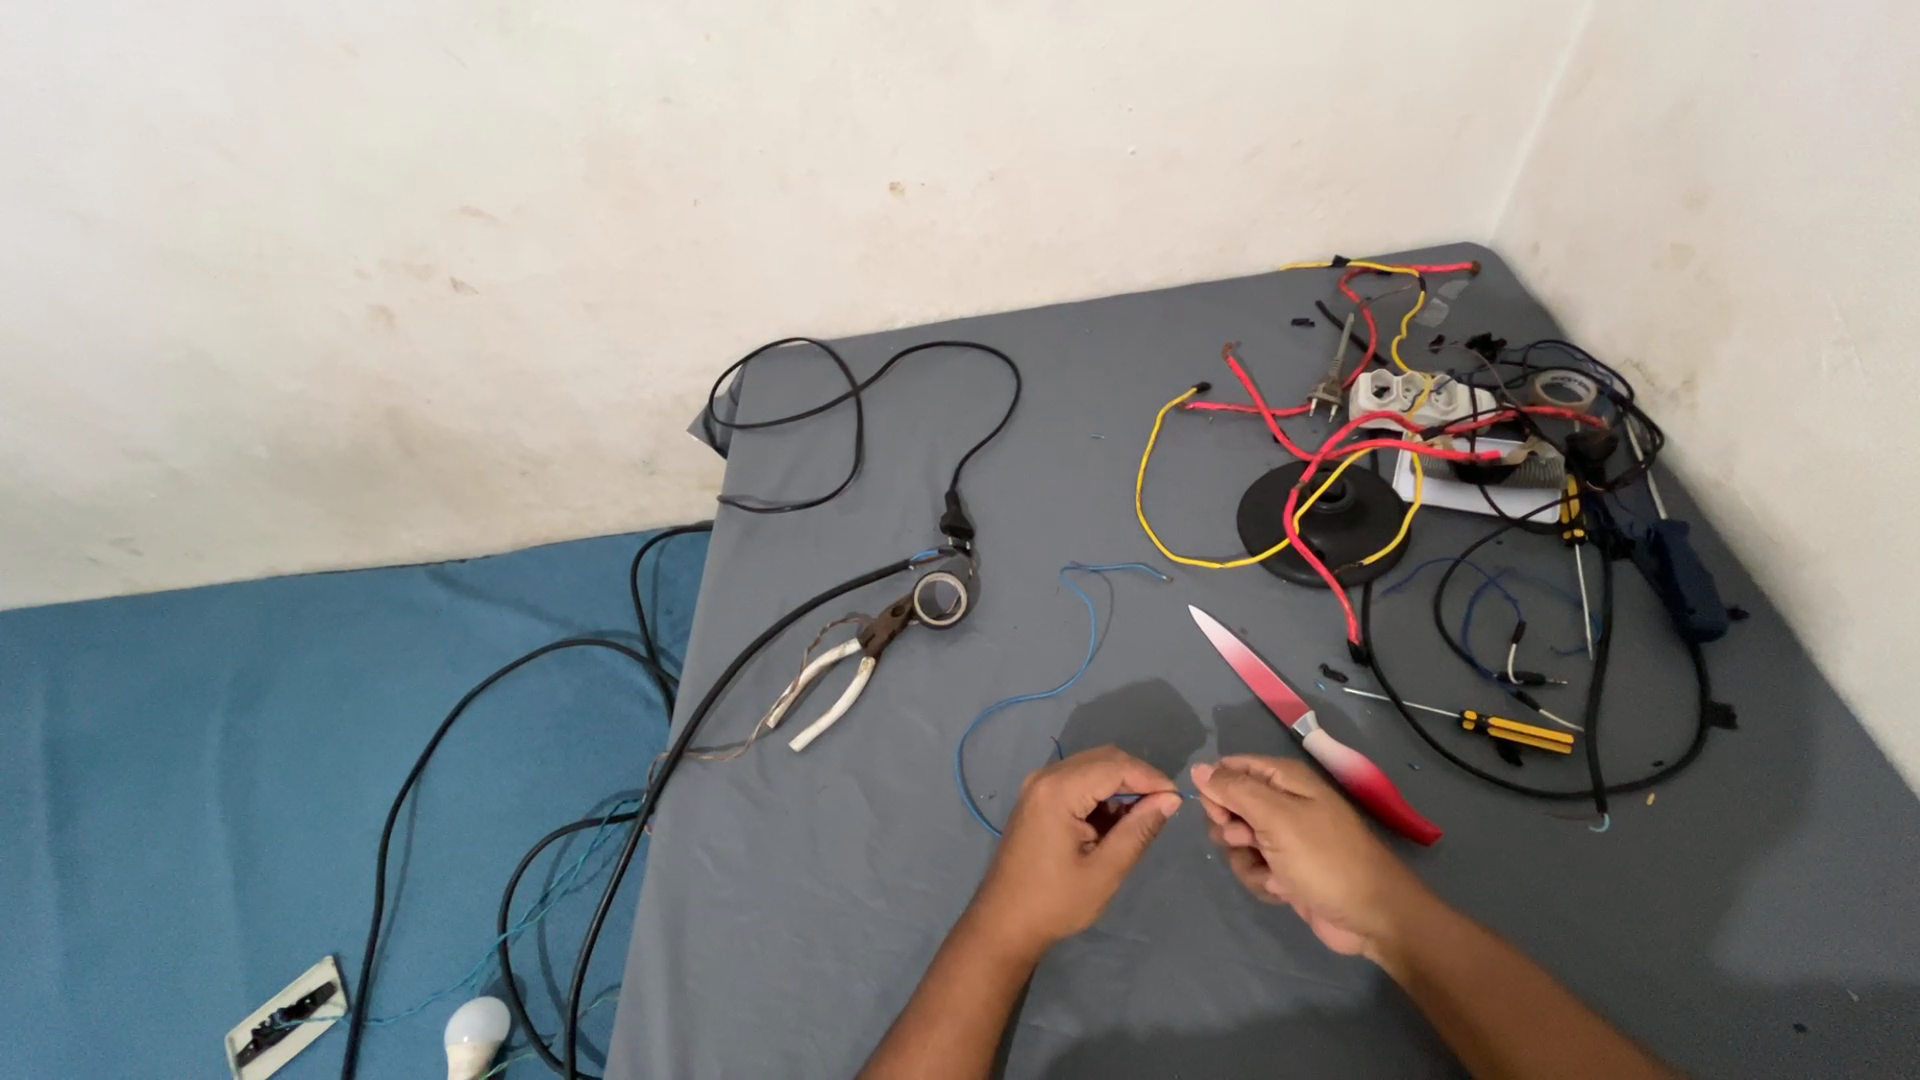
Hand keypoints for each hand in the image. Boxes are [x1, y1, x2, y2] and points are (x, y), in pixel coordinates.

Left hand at [966, 746, 1182, 961]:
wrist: (1004, 921)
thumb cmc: (1055, 901)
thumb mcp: (1106, 870)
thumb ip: (1139, 829)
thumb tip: (1170, 799)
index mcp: (1058, 790)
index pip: (1115, 765)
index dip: (1150, 777)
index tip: (1176, 800)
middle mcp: (1045, 777)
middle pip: (1102, 759)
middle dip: (1137, 778)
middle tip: (1162, 809)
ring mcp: (1038, 785)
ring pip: (1091, 767)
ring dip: (1119, 786)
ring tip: (1140, 820)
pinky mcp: (1037, 797)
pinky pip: (1077, 781)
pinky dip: (1100, 794)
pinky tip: (1113, 823)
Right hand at [1190, 755, 1430, 959]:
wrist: (1372, 917)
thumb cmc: (1325, 858)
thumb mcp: (1275, 817)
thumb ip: (1233, 789)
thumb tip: (1198, 768)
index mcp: (1283, 779)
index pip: (1230, 768)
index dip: (1217, 788)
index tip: (1218, 812)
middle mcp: (1282, 803)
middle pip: (1229, 805)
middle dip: (1229, 827)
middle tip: (1246, 841)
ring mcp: (1284, 838)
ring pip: (1236, 839)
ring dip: (1245, 859)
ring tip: (1270, 871)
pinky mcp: (1285, 869)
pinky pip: (1252, 866)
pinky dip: (1261, 878)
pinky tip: (1281, 889)